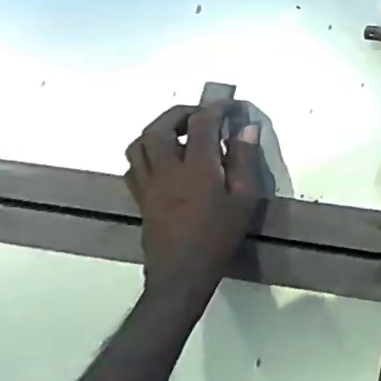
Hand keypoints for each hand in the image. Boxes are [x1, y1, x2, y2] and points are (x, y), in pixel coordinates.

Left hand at [123, 102, 265, 309]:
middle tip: (203, 113)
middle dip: (181, 112)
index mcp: (196, 169)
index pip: (202, 123)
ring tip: (182, 131)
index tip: (232, 106)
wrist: (182, 274)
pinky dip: (148, 152)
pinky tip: (167, 158)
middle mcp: (166, 171)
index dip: (217, 108)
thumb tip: (246, 129)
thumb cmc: (219, 236)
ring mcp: (148, 185)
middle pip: (160, 127)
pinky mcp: (140, 198)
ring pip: (139, 144)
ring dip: (159, 129)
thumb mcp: (245, 198)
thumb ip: (244, 159)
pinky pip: (134, 165)